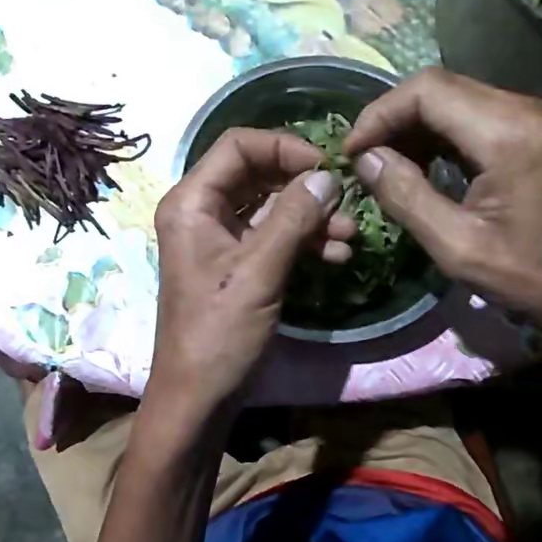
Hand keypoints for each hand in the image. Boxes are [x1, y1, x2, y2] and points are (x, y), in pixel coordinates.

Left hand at [149, 128, 348, 414]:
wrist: (200, 395)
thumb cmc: (219, 331)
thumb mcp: (259, 270)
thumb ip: (293, 217)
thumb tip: (327, 176)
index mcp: (192, 202)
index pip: (238, 146)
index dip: (284, 146)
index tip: (326, 165)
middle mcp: (202, 212)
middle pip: (258, 173)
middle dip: (303, 185)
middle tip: (345, 199)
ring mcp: (220, 239)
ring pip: (270, 207)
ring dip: (310, 216)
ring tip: (350, 235)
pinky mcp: (237, 265)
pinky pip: (273, 237)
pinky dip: (303, 241)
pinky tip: (336, 256)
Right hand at [343, 68, 541, 343]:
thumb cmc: (528, 277)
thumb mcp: (455, 246)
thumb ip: (405, 196)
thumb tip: (364, 159)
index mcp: (508, 135)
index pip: (427, 91)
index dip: (379, 114)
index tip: (352, 153)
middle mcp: (525, 110)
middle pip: (438, 86)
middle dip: (392, 118)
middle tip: (365, 161)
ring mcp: (534, 117)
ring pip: (453, 96)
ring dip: (412, 125)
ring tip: (387, 166)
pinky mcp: (534, 129)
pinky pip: (472, 113)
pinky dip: (437, 132)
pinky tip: (421, 165)